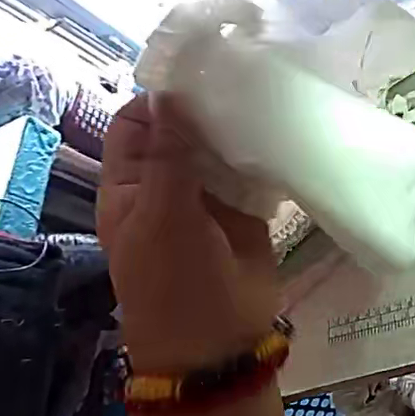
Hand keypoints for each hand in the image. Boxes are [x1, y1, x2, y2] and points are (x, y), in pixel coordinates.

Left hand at [98, 93, 278, 372]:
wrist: (218, 341)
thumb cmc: (174, 280)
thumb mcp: (164, 214)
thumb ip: (170, 154)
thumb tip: (171, 93)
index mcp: (131, 183)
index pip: (136, 122)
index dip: (160, 98)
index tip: (200, 74)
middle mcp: (169, 183)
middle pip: (184, 130)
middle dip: (207, 108)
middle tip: (245, 80)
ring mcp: (209, 196)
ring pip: (221, 148)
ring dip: (239, 129)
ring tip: (269, 100)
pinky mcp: (246, 208)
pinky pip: (253, 171)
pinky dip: (264, 154)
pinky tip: (283, 135)